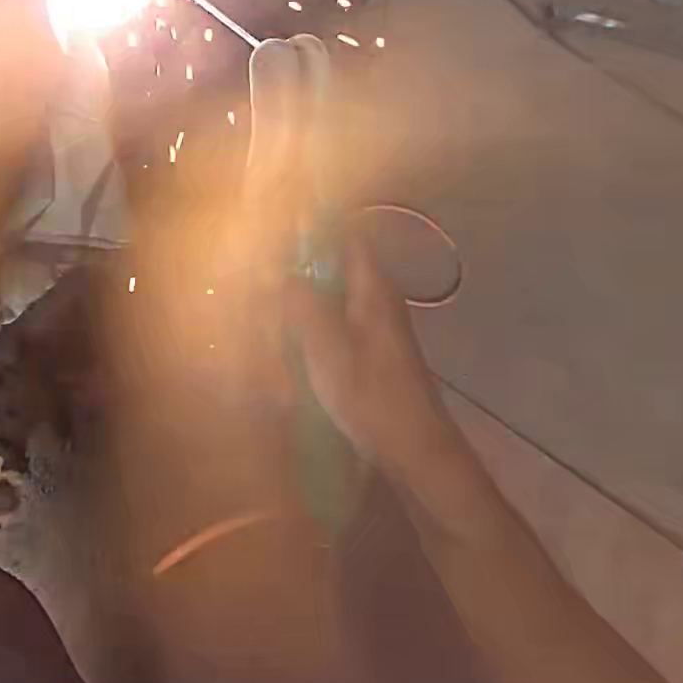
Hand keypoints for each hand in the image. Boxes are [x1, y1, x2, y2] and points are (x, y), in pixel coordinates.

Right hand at [287, 239, 449, 461]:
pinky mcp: (372, 351)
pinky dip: (314, 337)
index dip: (312, 233)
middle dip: (299, 281)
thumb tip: (285, 272)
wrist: (414, 449)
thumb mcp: (325, 346)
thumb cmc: (369, 394)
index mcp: (371, 288)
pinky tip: (297, 362)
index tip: (278, 243)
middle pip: (332, 270)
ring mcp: (376, 325)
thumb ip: (303, 303)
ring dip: (303, 314)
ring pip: (331, 301)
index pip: (345, 237)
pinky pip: (336, 328)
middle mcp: (377, 298)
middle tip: (269, 299)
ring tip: (278, 337)